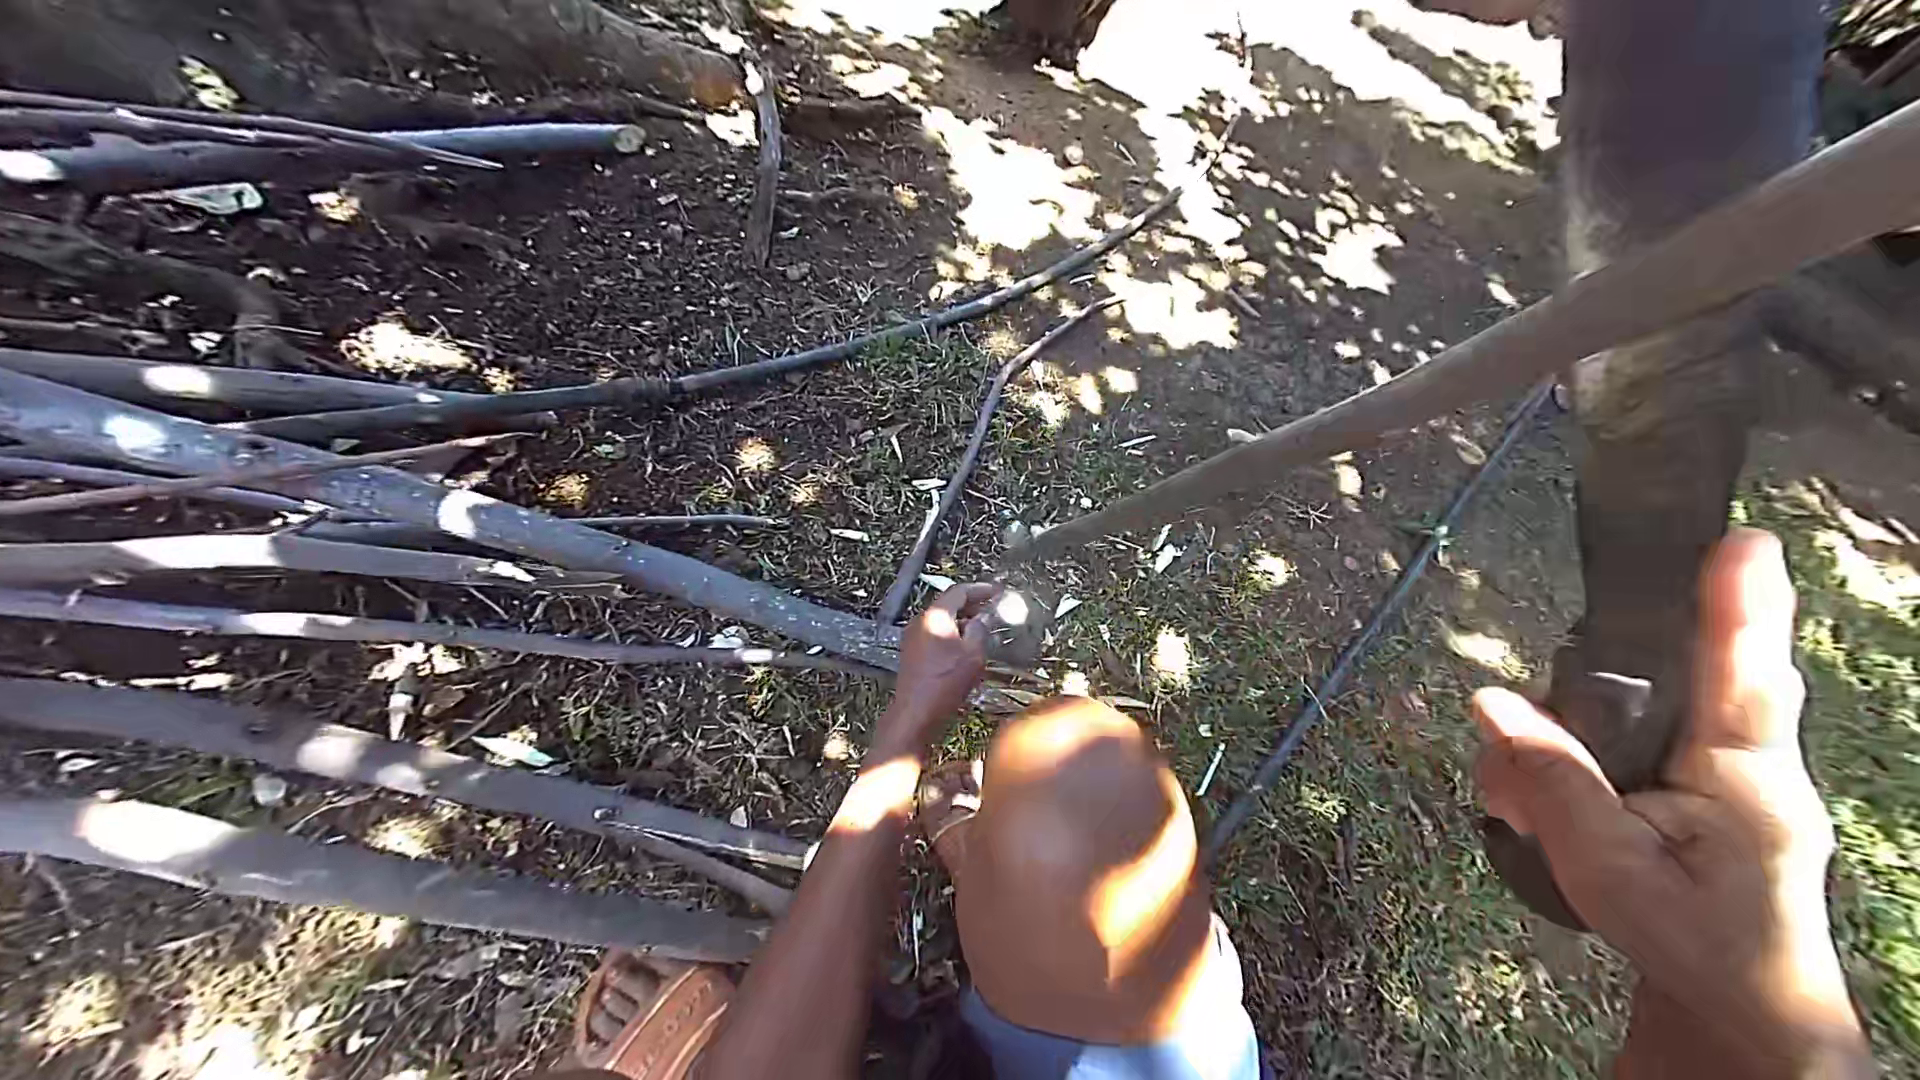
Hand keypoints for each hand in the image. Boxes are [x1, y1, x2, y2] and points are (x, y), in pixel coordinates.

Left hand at [877, 583, 997, 753]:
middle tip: (992, 607)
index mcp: (935, 616)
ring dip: (962, 619)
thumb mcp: (973, 654)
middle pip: (948, 603)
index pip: (959, 591)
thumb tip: (983, 618)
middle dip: (972, 604)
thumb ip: (980, 630)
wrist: (916, 713)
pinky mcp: (912, 652)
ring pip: (941, 619)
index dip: (980, 589)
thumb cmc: (945, 683)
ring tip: (982, 626)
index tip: (996, 591)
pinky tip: (965, 645)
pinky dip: (951, 632)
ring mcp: (913, 636)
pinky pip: (934, 633)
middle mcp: (920, 621)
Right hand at [1474, 529, 1869, 1077]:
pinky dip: (1541, 774)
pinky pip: (1583, 749)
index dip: (1738, 607)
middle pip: (1623, 695)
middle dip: (1550, 726)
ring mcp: (1699, 771)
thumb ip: (1549, 776)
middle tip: (1512, 790)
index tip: (1740, 541)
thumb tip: (1489, 697)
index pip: (1741, 680)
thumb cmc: (1690, 941)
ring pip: (1588, 723)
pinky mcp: (1667, 782)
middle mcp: (1728, 762)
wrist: (1734, 1005)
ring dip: (1535, 761)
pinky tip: (1528, 812)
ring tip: (1518, 815)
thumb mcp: (1603, 864)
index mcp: (1743, 781)